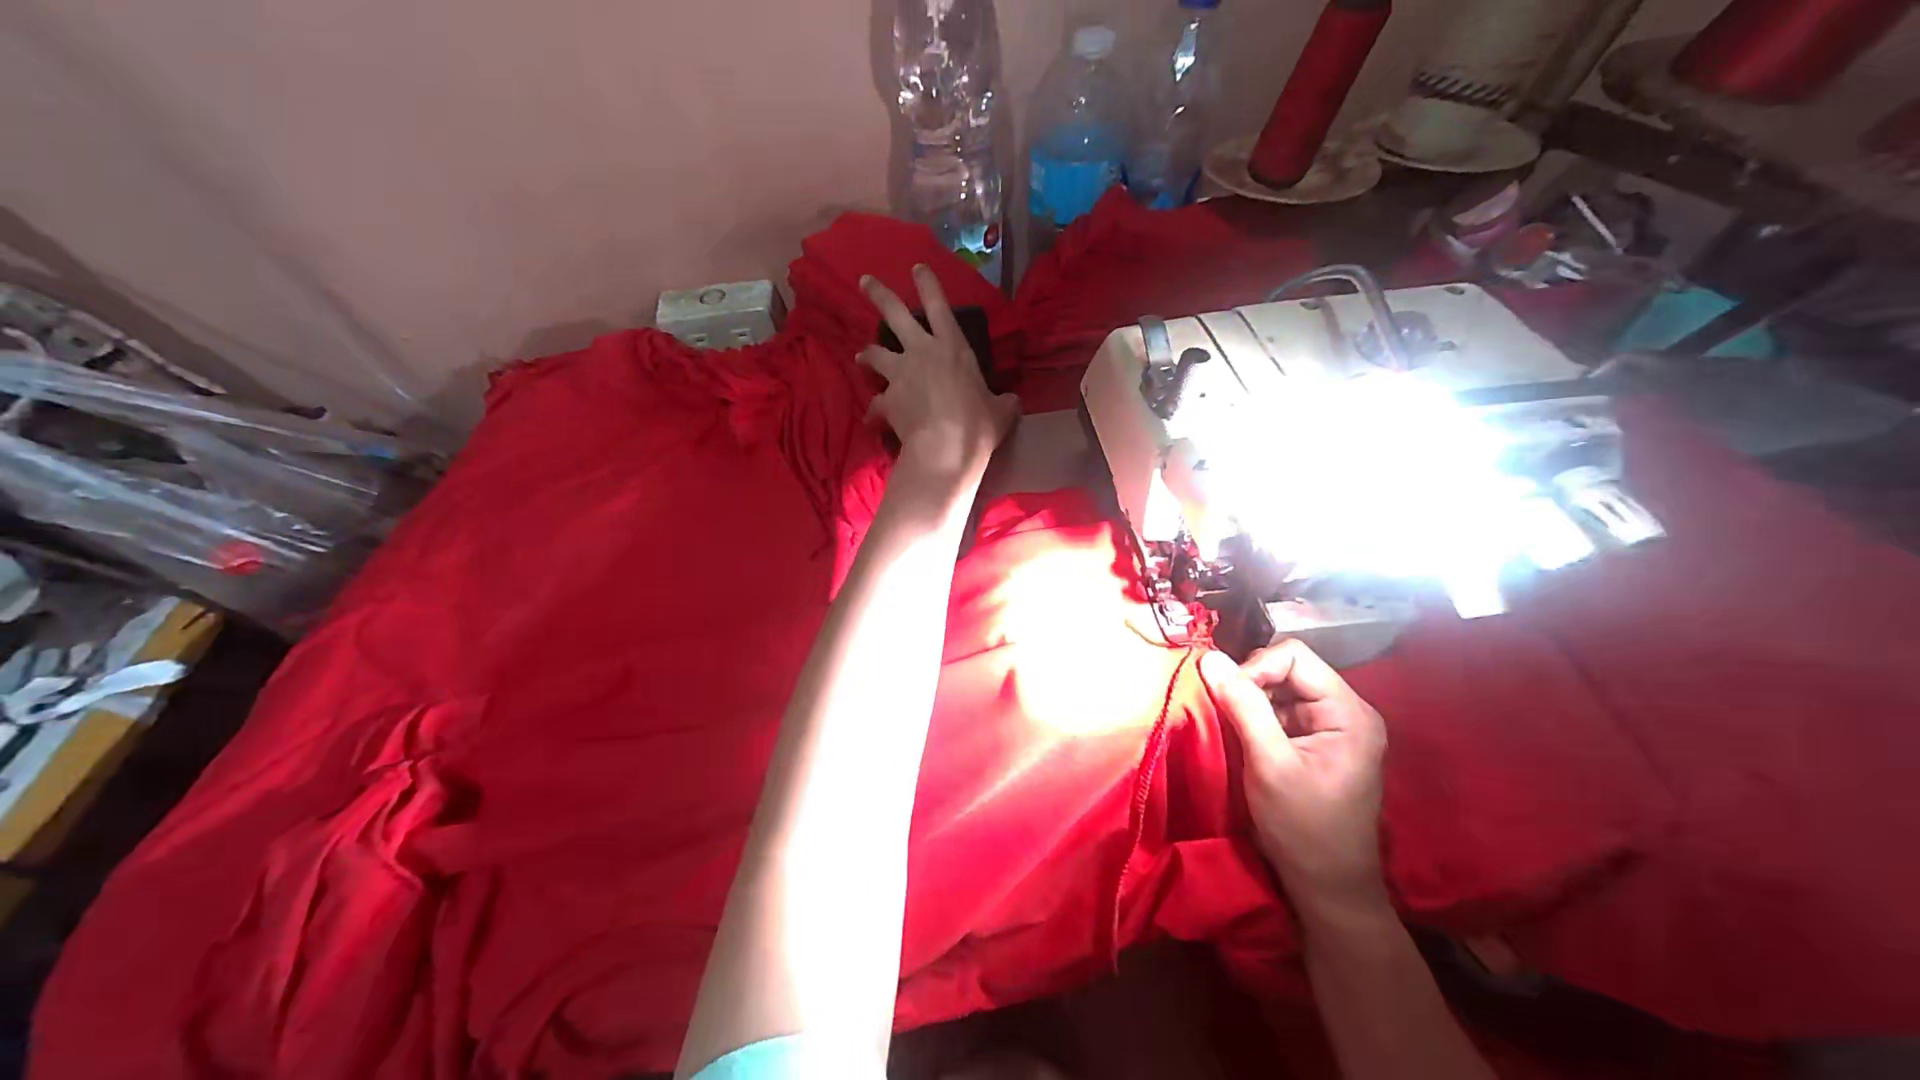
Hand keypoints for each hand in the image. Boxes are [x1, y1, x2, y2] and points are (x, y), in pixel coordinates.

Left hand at [859, 266, 1018, 483]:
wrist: (946, 448)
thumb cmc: (978, 424)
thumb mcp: (1001, 410)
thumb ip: (1003, 401)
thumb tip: (1013, 402)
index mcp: (953, 347)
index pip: (939, 306)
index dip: (928, 285)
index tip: (916, 267)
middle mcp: (922, 352)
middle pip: (894, 314)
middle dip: (879, 294)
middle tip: (864, 281)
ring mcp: (900, 374)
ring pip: (875, 353)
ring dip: (867, 354)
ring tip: (860, 357)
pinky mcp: (887, 399)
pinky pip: (876, 404)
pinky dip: (874, 412)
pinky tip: (872, 421)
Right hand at [1200, 641, 1388, 917]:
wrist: (1328, 887)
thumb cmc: (1303, 829)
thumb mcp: (1269, 765)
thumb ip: (1243, 707)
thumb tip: (1210, 658)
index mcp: (1350, 713)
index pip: (1295, 656)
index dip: (1255, 668)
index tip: (1228, 697)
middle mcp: (1349, 711)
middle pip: (1289, 668)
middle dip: (1252, 684)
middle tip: (1229, 715)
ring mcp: (1336, 727)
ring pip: (1282, 687)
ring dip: (1253, 701)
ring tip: (1237, 730)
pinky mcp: (1321, 741)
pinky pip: (1284, 709)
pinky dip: (1259, 717)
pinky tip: (1248, 741)